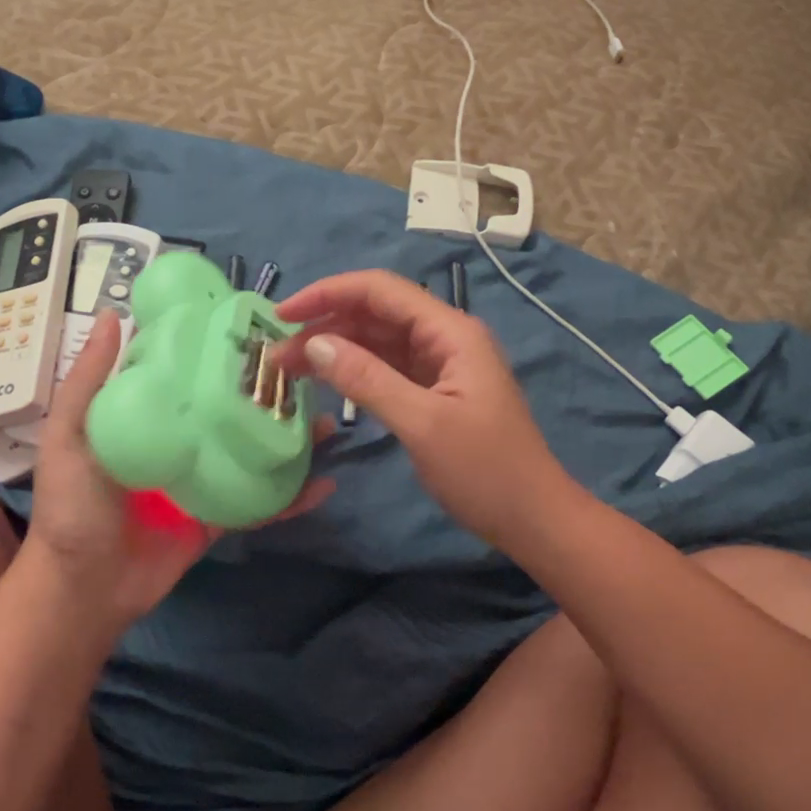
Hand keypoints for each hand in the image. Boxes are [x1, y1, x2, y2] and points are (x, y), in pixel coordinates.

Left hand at [29, 312, 335, 627]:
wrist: (83, 588)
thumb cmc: (72, 506)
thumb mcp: (70, 435)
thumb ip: (89, 380)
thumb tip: (116, 314)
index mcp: (147, 418)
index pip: (189, 374)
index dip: (219, 350)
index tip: (255, 327)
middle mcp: (180, 443)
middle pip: (230, 410)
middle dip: (268, 392)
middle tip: (307, 372)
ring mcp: (203, 481)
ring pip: (253, 452)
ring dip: (290, 438)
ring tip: (327, 420)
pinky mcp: (219, 519)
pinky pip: (260, 503)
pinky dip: (292, 497)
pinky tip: (325, 483)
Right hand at [275, 269, 571, 543]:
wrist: (534, 519)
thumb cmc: (484, 471)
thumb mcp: (421, 424)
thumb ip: (367, 379)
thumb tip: (313, 344)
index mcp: (450, 331)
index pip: (380, 291)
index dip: (327, 294)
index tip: (281, 315)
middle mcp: (445, 338)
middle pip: (375, 313)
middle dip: (324, 325)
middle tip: (276, 354)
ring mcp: (441, 365)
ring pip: (377, 341)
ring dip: (334, 349)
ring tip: (288, 369)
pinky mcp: (434, 391)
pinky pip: (386, 368)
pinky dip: (353, 371)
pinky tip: (324, 382)